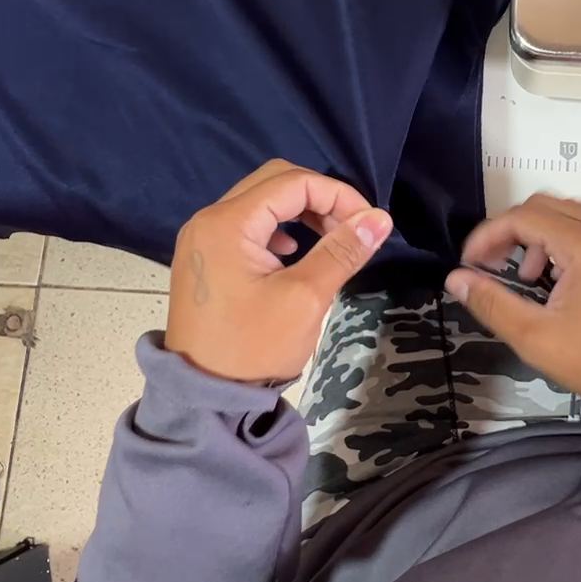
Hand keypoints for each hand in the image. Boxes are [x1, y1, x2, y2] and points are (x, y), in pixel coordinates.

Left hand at [166, 159, 391, 382]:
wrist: (201, 399)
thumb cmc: (253, 347)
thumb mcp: (305, 298)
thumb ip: (342, 251)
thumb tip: (379, 219)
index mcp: (228, 222)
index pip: (294, 183)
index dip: (339, 195)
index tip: (368, 225)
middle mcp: (210, 219)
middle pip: (276, 182)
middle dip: (321, 198)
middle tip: (350, 229)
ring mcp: (204, 238)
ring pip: (263, 201)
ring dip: (302, 211)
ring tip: (331, 240)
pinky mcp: (207, 257)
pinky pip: (249, 223)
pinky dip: (280, 227)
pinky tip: (295, 251)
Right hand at [444, 194, 580, 396]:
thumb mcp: (535, 336)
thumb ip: (492, 302)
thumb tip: (456, 279)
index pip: (524, 217)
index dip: (489, 235)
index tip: (469, 262)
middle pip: (544, 206)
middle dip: (511, 231)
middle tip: (493, 264)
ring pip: (567, 213)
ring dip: (537, 234)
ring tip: (528, 276)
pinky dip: (564, 240)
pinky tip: (557, 276)